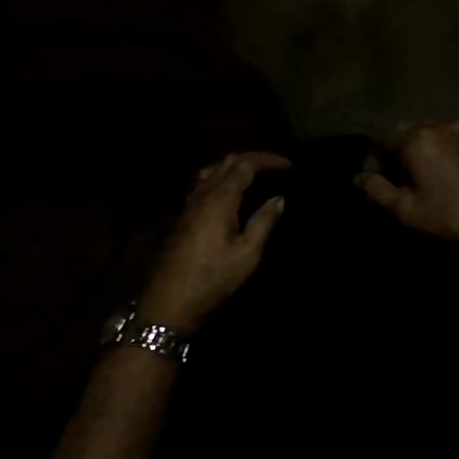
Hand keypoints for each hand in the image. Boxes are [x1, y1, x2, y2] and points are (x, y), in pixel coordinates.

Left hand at [140, 152, 290, 332]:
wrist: (170, 299)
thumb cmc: (213, 278)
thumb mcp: (247, 254)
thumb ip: (264, 222)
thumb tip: (279, 198)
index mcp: (220, 199)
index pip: (245, 166)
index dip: (267, 161)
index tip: (288, 166)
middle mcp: (203, 194)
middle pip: (227, 162)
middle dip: (253, 158)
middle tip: (275, 166)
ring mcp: (190, 203)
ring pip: (213, 169)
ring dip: (235, 165)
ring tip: (255, 173)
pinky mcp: (185, 214)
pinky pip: (204, 182)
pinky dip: (221, 176)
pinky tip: (229, 190)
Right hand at [355, 121, 458, 248]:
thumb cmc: (446, 214)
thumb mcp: (404, 208)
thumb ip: (376, 190)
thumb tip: (357, 178)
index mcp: (414, 138)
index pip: (380, 142)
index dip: (372, 163)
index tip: (373, 184)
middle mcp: (434, 126)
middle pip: (401, 133)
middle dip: (392, 154)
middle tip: (392, 181)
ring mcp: (457, 130)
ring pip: (423, 134)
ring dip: (413, 150)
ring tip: (414, 177)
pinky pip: (443, 138)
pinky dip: (433, 150)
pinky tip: (437, 173)